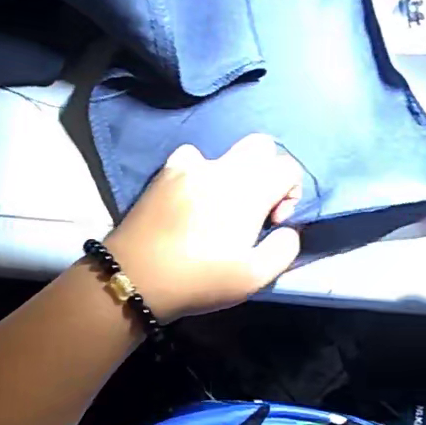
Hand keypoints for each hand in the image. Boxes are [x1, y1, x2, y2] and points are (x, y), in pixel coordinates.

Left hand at [103, 133, 303, 322]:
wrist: (135, 277)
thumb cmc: (199, 279)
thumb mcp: (255, 277)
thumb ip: (283, 249)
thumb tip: (288, 230)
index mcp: (248, 188)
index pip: (287, 167)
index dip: (290, 194)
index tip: (273, 223)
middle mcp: (221, 167)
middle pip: (260, 146)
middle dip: (267, 171)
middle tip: (254, 208)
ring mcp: (188, 166)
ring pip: (223, 153)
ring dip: (231, 173)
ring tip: (218, 207)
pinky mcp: (162, 174)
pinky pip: (190, 160)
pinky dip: (199, 173)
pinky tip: (190, 200)